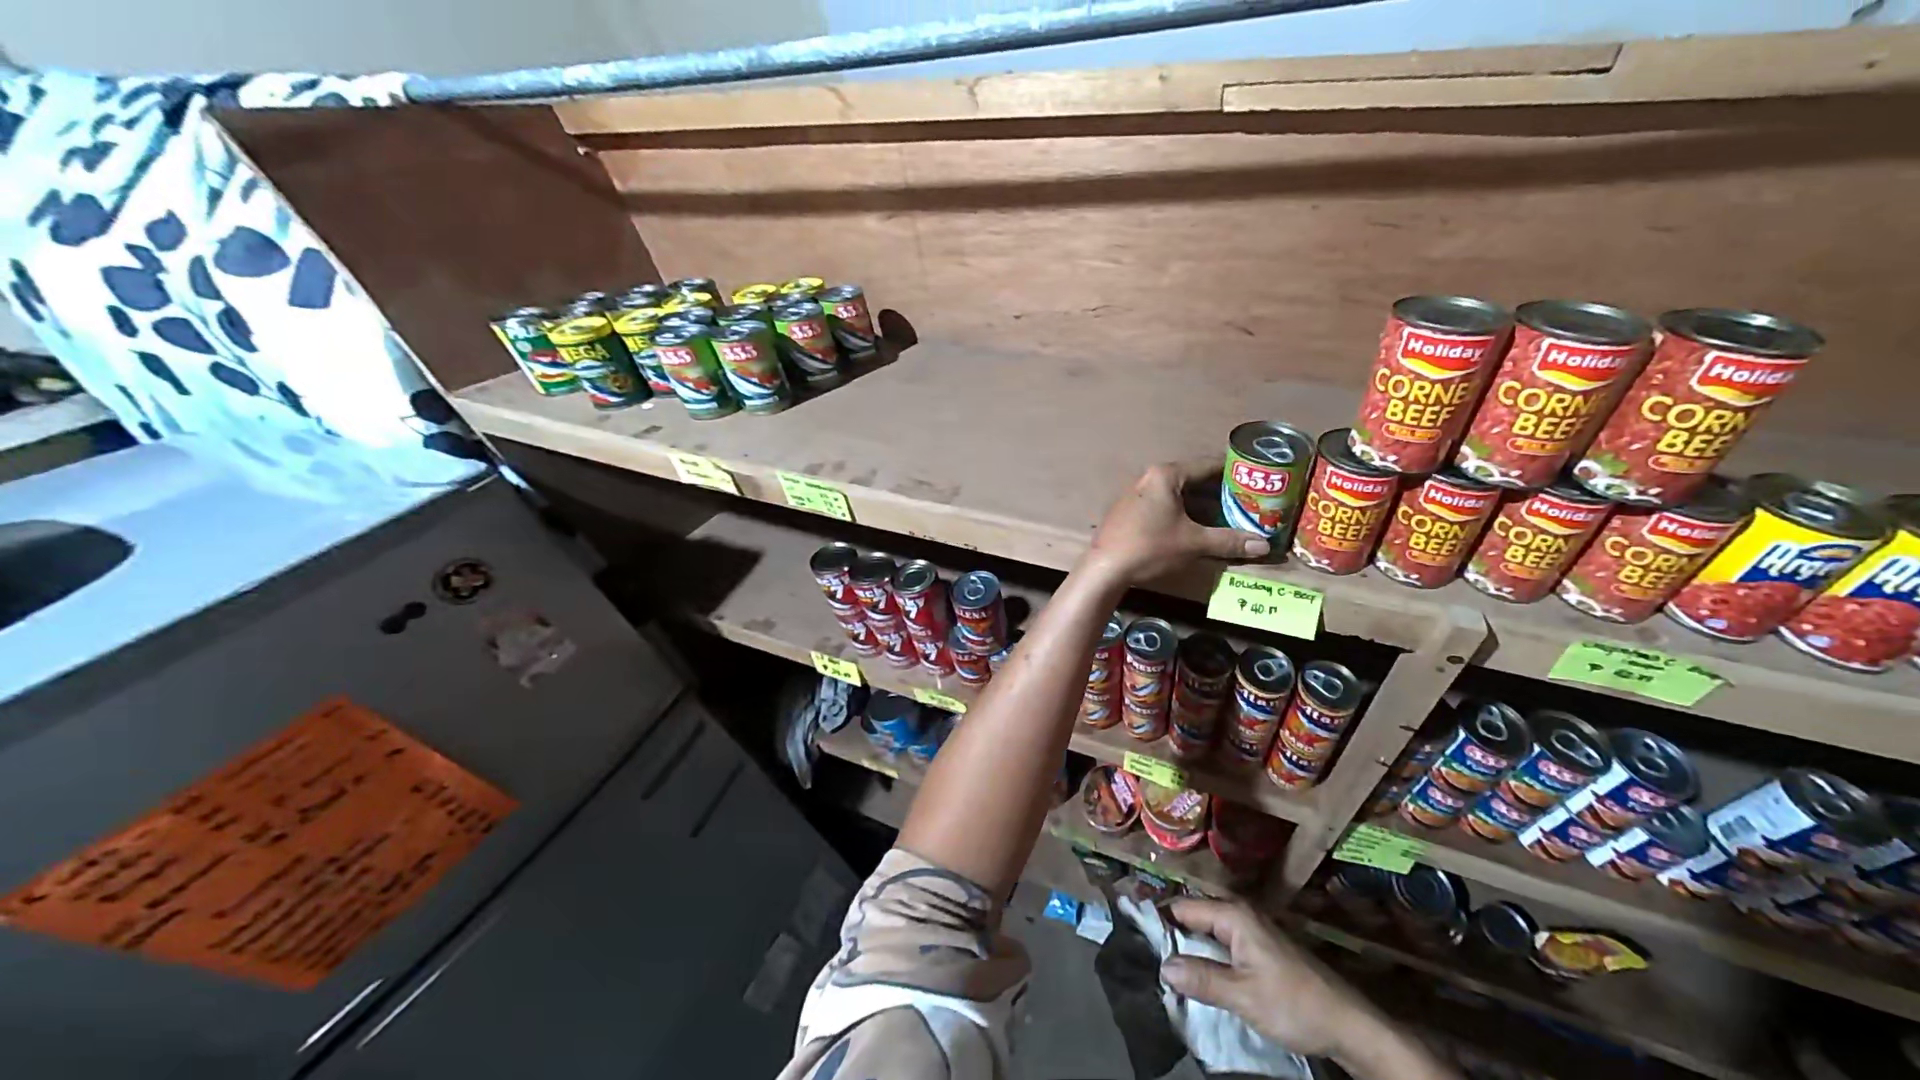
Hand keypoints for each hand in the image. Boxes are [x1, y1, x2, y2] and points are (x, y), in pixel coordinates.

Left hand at [1086, 459, 1267, 582]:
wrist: (1105, 569)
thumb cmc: (1150, 547)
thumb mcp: (1193, 543)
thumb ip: (1229, 541)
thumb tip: (1263, 545)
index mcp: (1165, 475)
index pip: (1208, 465)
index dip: (1235, 472)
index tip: (1256, 480)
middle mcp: (1149, 478)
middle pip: (1193, 480)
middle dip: (1220, 493)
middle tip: (1247, 503)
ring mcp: (1136, 495)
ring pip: (1178, 495)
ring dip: (1202, 506)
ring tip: (1228, 517)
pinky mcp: (1129, 512)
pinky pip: (1164, 506)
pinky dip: (1183, 513)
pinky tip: (1197, 528)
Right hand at [1160, 898, 1378, 1058]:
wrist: (1349, 1025)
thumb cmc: (1294, 1004)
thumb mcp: (1242, 995)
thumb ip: (1201, 978)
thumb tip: (1162, 966)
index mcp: (1233, 915)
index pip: (1181, 909)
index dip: (1158, 924)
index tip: (1135, 941)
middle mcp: (1240, 914)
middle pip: (1193, 918)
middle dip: (1172, 938)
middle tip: (1146, 960)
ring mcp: (1251, 931)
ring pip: (1207, 934)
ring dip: (1189, 951)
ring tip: (1165, 970)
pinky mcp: (1259, 950)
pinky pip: (1221, 946)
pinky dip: (1207, 958)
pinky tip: (1197, 978)